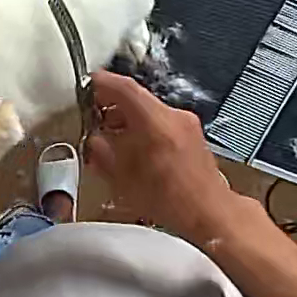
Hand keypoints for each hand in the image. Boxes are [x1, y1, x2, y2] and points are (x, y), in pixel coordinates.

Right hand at [85, 70, 247, 245]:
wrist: (208, 214)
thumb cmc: (171, 201)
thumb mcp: (121, 178)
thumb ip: (101, 152)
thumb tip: (94, 141)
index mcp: (155, 122)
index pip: (124, 88)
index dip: (101, 83)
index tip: (89, 83)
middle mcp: (174, 117)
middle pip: (136, 98)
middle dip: (111, 106)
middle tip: (93, 116)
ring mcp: (186, 124)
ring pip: (149, 111)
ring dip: (127, 119)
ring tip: (111, 138)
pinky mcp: (192, 135)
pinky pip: (162, 122)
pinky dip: (144, 128)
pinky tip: (134, 150)